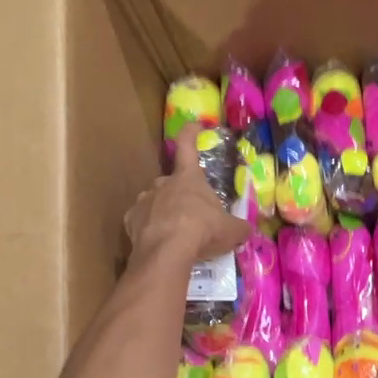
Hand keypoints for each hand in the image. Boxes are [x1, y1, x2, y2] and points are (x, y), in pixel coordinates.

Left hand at [124, 124, 249, 263]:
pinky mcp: (131, 219)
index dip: (191, 133)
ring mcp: (144, 200)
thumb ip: (239, 228)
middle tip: (191, 214)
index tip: (195, 125)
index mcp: (188, 178)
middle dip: (181, 194)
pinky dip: (149, 229)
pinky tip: (158, 242)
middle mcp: (163, 183)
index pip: (188, 146)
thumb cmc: (203, 230)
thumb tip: (246, 230)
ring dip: (164, 212)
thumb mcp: (231, 230)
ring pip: (155, 201)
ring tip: (174, 232)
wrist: (168, 251)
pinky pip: (141, 221)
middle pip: (172, 182)